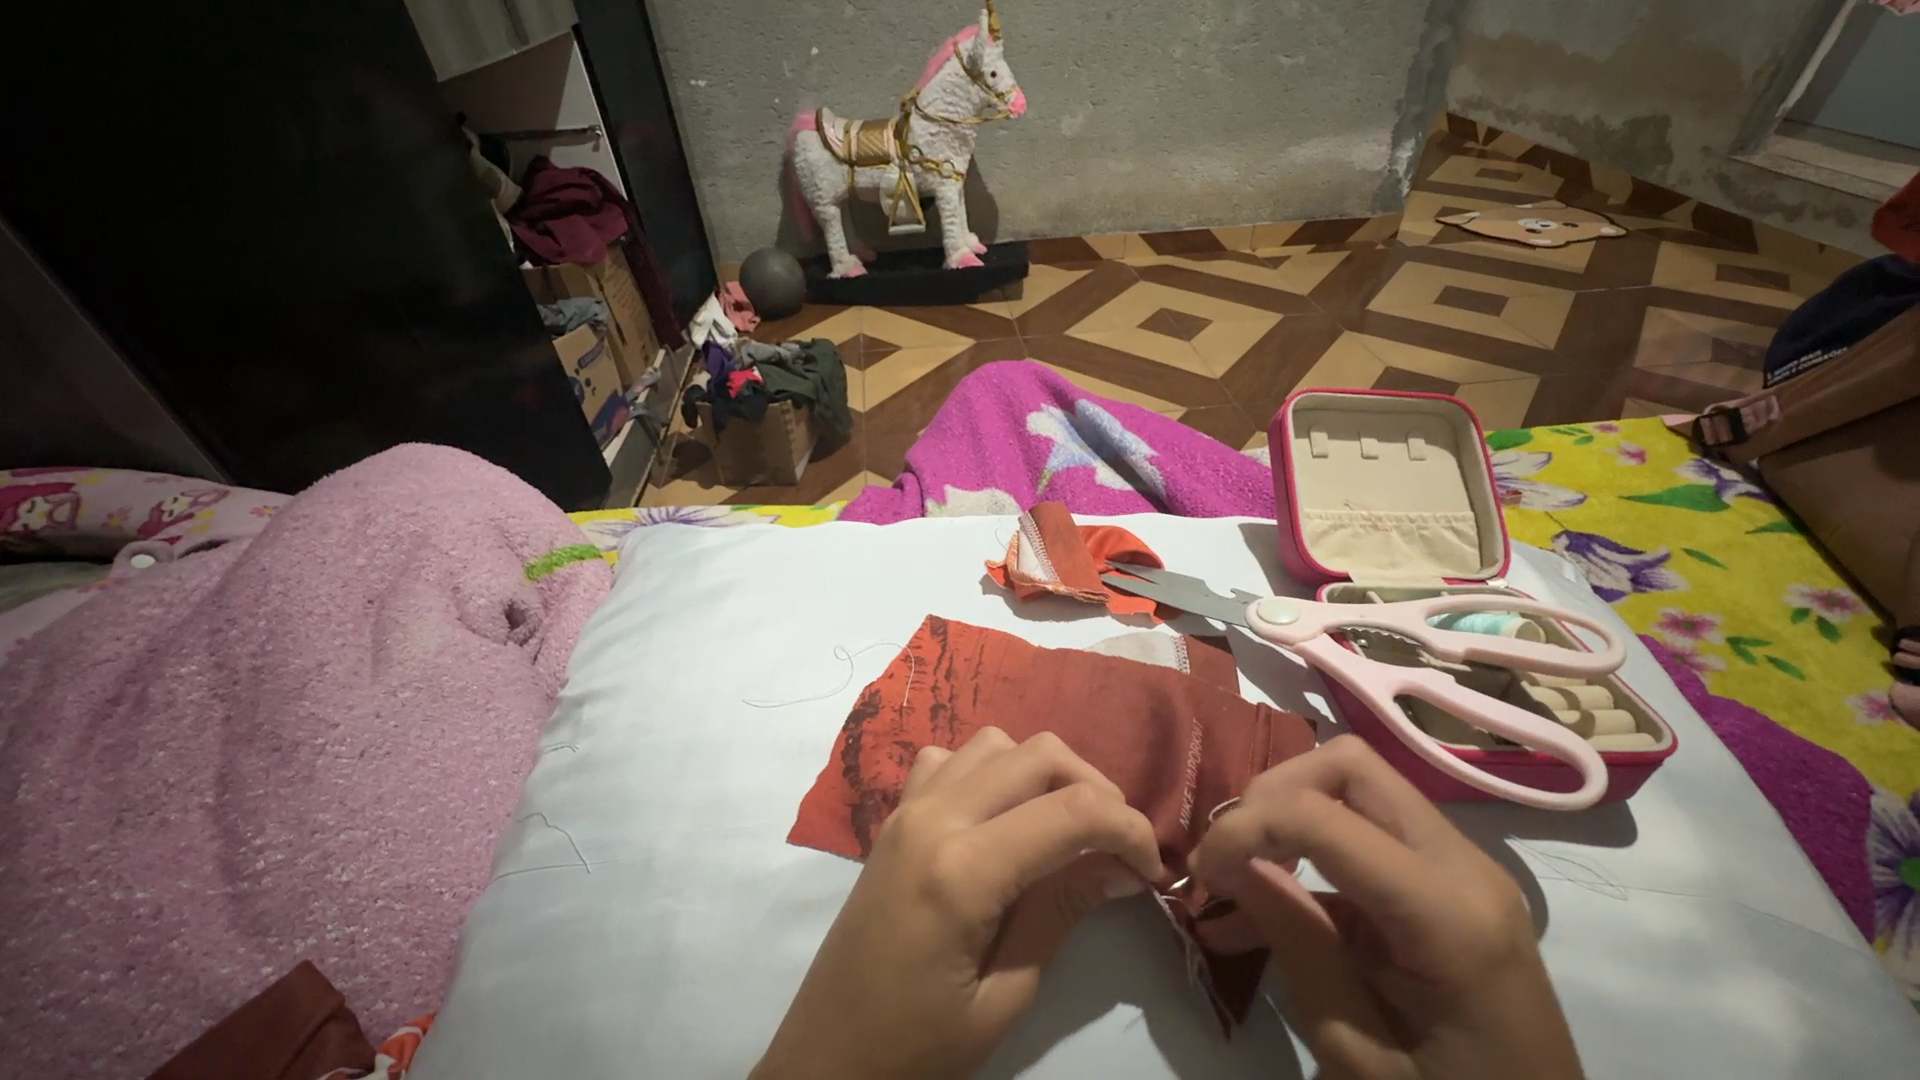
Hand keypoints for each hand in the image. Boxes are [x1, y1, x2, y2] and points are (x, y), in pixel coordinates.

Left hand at [753, 728, 1164, 1079]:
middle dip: (1097, 789)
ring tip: (1067, 827)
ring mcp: (908, 807)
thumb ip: (1061, 912)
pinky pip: (951, 759)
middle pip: (1040, 754)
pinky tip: (1002, 815)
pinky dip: (992, 770)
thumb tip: (1125, 865)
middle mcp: (934, 816)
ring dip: (1045, 772)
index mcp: (962, 868)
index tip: (1153, 870)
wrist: (827, 1054)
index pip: (1072, 811)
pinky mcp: (894, 815)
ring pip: (997, 742)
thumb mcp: (1004, 996)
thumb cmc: (916, 1045)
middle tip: (1119, 846)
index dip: (1130, 830)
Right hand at [1191, 736, 1582, 1079]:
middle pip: (1348, 767)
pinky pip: (1365, 833)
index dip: (1245, 827)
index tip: (1200, 873)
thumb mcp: (1358, 1056)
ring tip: (1232, 879)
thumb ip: (1297, 947)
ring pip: (1355, 785)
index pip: (1324, 817)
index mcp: (1448, 915)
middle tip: (1227, 856)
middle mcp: (1461, 866)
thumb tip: (1234, 866)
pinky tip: (1258, 908)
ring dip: (1285, 816)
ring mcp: (1459, 867)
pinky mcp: (1446, 882)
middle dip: (1270, 796)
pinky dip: (1306, 853)